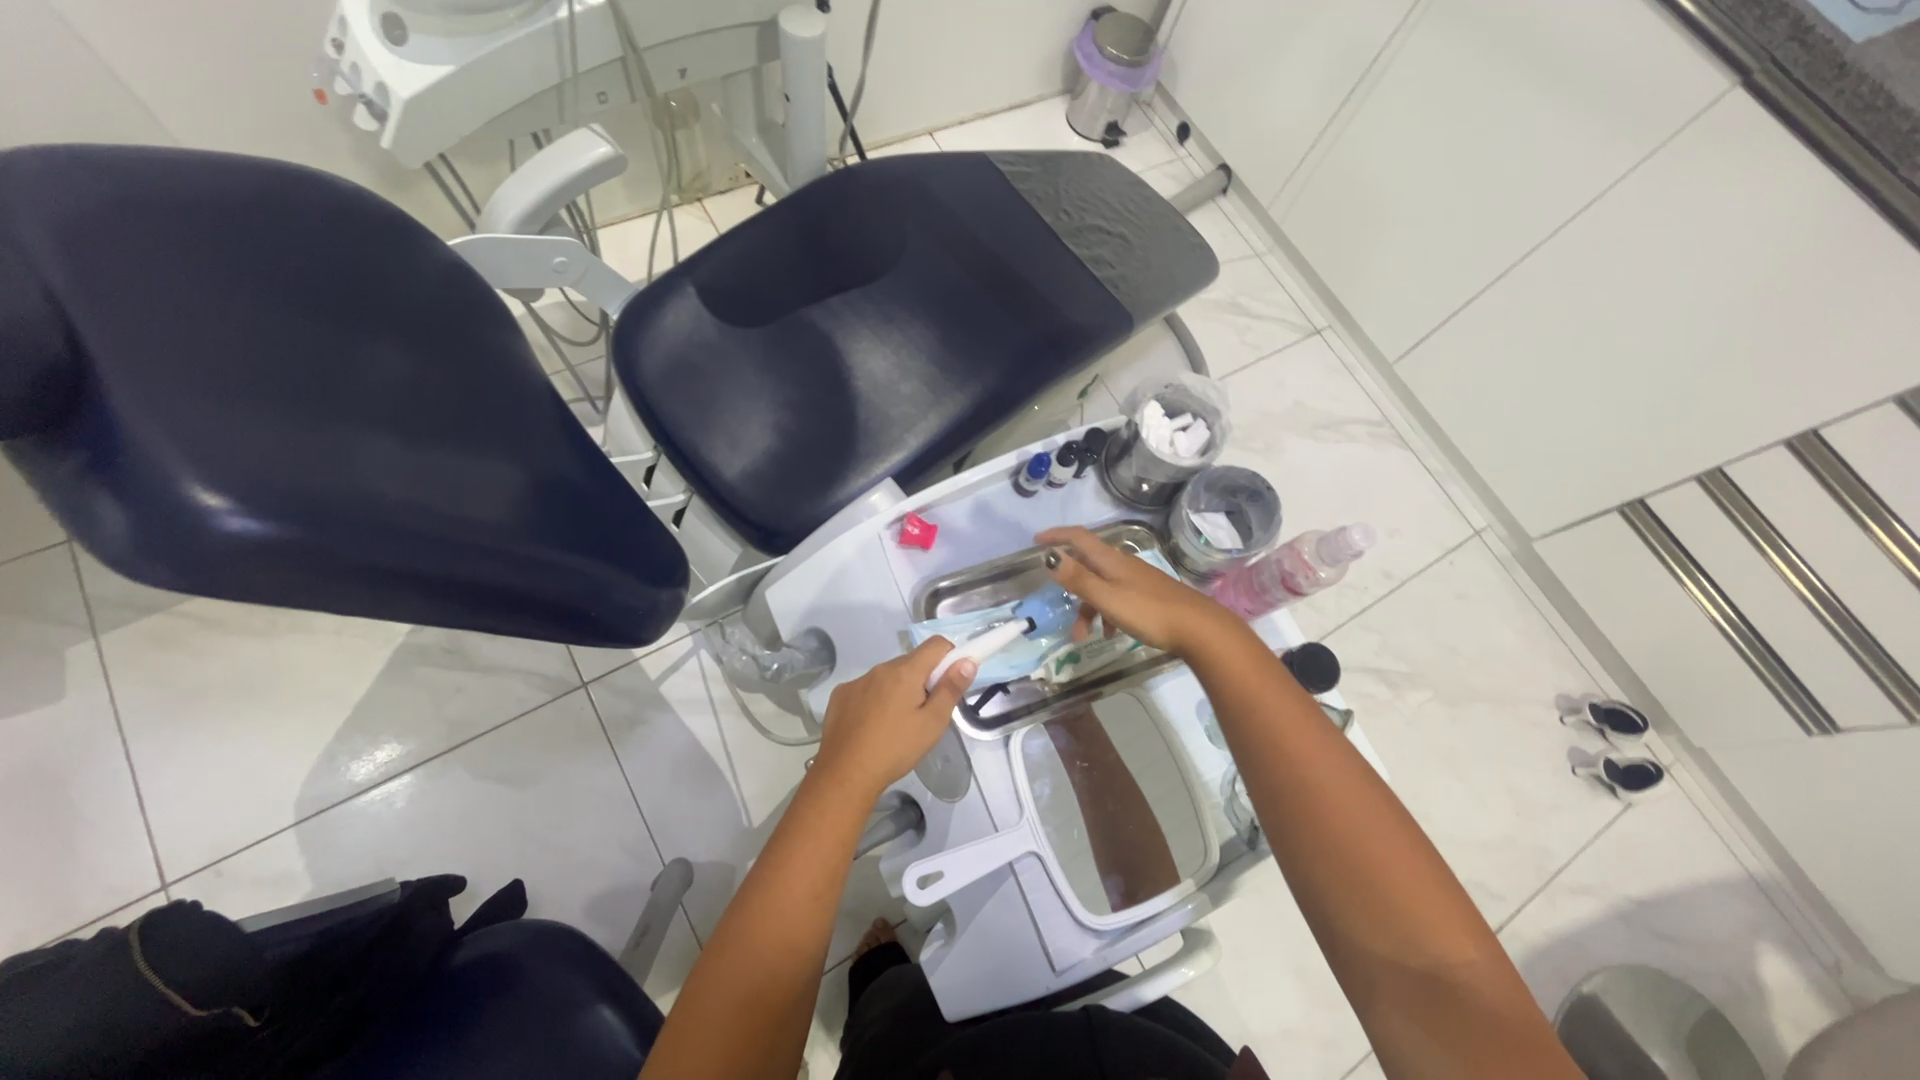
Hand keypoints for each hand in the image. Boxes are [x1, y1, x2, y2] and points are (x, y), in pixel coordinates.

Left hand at [813, 639, 975, 799]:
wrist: (845, 774)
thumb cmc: (896, 749)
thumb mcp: (932, 723)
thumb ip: (950, 689)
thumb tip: (967, 661)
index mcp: (905, 672)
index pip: (936, 644)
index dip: (950, 657)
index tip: (949, 684)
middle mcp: (879, 669)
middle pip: (911, 662)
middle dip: (923, 680)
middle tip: (924, 714)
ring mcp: (857, 681)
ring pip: (888, 677)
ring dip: (898, 690)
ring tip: (897, 725)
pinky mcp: (840, 696)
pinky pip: (866, 689)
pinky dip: (875, 700)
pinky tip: (872, 727)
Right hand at [1037, 525, 1238, 655]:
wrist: (1199, 628)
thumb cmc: (1149, 612)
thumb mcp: (1107, 598)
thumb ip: (1078, 579)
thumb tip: (1049, 556)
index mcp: (1111, 561)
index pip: (1079, 538)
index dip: (1057, 536)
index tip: (1037, 540)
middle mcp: (1123, 565)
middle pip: (1088, 566)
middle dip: (1071, 587)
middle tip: (1061, 609)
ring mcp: (1138, 580)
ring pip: (1102, 587)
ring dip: (1088, 609)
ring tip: (1084, 637)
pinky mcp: (1149, 596)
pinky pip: (1117, 599)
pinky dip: (1107, 614)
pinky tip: (1113, 635)